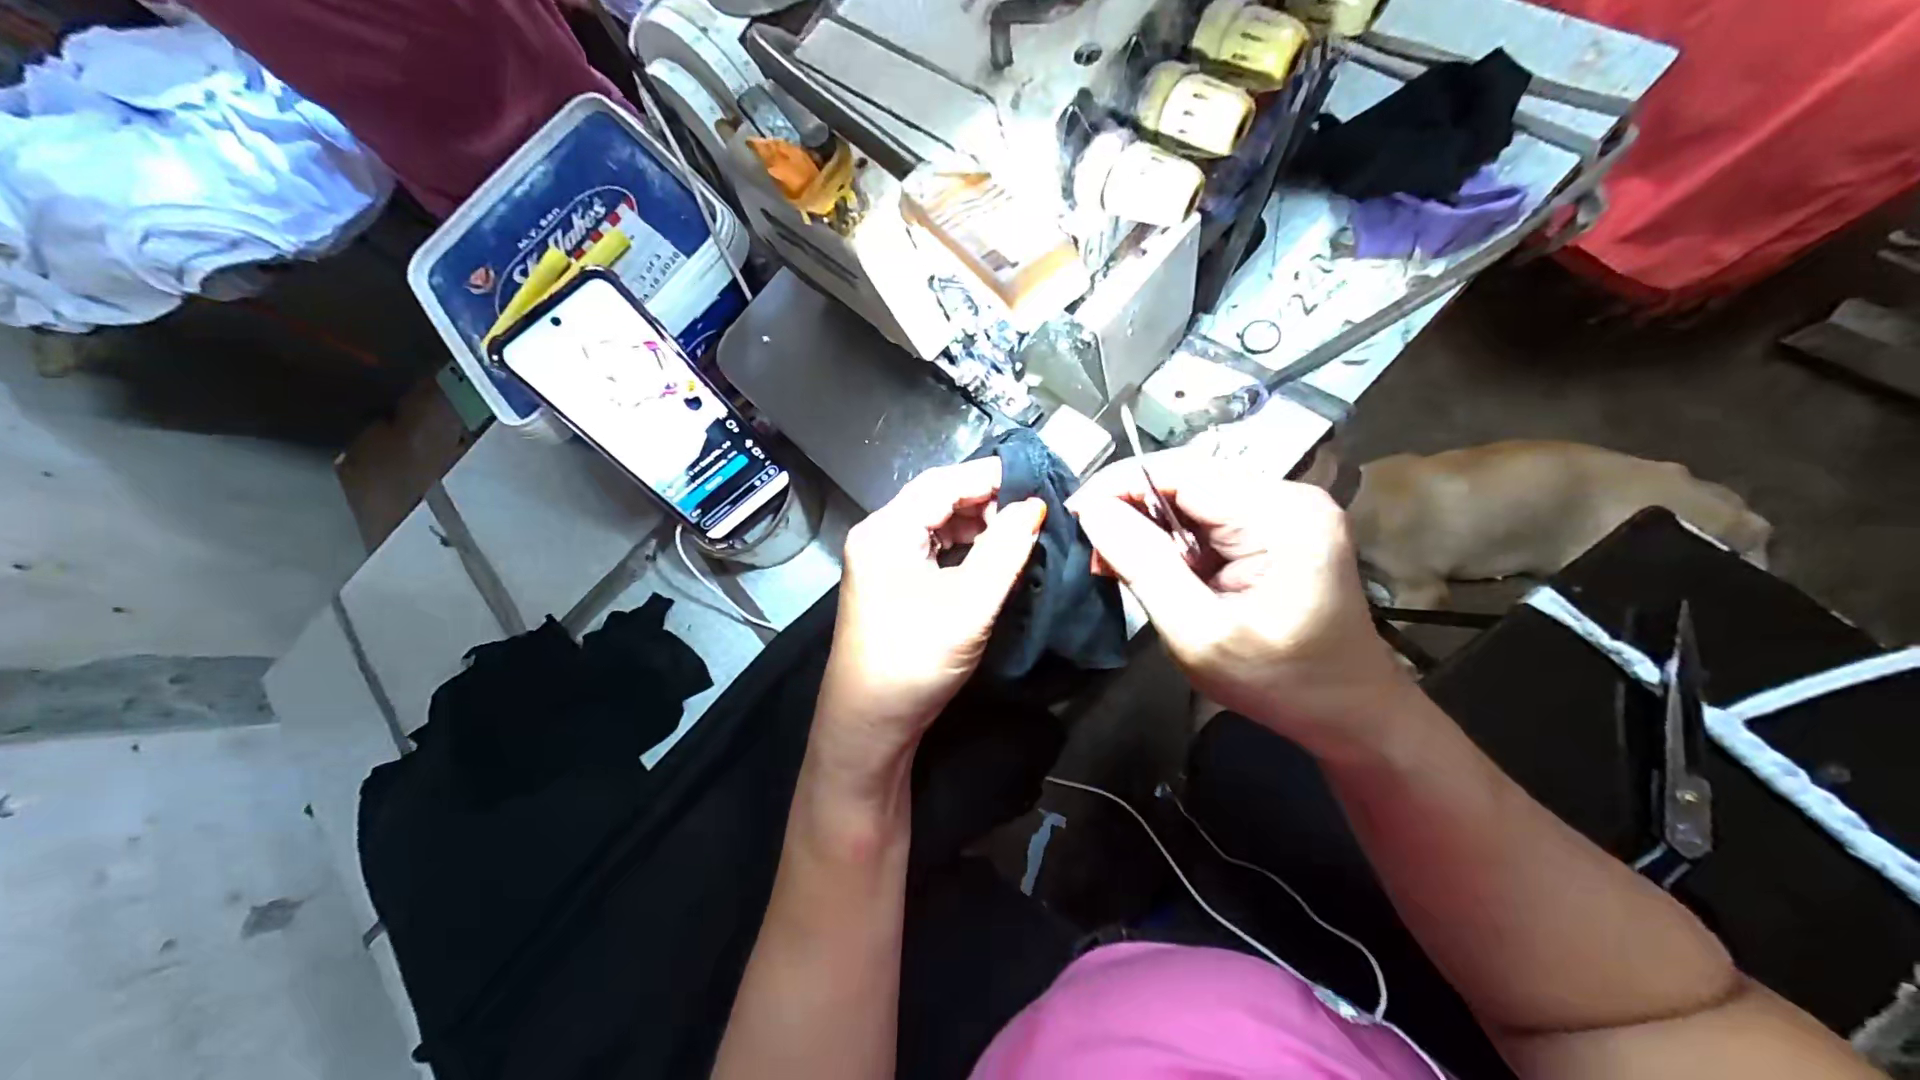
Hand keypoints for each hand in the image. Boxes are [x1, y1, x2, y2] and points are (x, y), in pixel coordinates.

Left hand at [815, 459, 1045, 789]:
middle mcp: (878, 535)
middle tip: (1032, 515)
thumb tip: (1035, 507)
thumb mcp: (970, 603)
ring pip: (937, 524)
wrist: (868, 723)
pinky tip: (991, 557)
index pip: (944, 481)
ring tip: (1019, 536)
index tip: (1038, 482)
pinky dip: (963, 548)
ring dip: (977, 525)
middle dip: (987, 502)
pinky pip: (931, 548)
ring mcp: (881, 559)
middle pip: (938, 499)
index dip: (992, 477)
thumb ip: (1005, 549)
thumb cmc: (915, 660)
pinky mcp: (890, 582)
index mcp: (887, 529)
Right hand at [1068, 450, 1409, 756]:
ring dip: (1150, 525)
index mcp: (1282, 516)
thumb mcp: (1198, 633)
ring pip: (1194, 495)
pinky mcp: (1280, 525)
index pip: (1182, 473)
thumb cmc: (1277, 682)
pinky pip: (1210, 515)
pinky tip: (1157, 566)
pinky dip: (1174, 538)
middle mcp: (1290, 496)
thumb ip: (1143, 565)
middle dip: (1131, 508)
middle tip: (1094, 551)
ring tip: (1119, 564)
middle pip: (1188, 478)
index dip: (1119, 484)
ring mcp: (1289, 508)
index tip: (1074, 514)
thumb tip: (1092, 510)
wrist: (1350, 712)